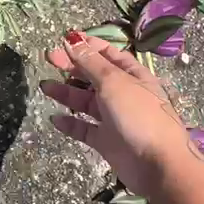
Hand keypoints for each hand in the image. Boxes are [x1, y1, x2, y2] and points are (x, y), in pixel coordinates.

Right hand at [41, 31, 196, 195]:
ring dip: (66, 93)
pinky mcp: (106, 141)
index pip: (108, 54)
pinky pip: (84, 128)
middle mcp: (123, 94)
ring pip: (86, 101)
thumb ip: (90, 61)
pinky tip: (54, 118)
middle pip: (93, 75)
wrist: (158, 164)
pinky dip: (70, 123)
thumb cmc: (138, 114)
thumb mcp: (113, 81)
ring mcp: (115, 118)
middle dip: (72, 66)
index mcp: (131, 76)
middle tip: (49, 58)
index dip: (88, 45)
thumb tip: (71, 40)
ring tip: (45, 86)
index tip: (65, 39)